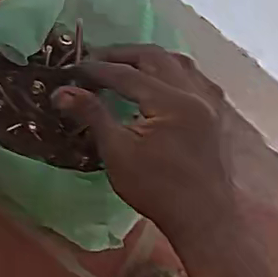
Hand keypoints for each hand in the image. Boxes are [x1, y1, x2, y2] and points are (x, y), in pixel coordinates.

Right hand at [54, 45, 251, 242]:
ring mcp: (210, 103)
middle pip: (154, 58)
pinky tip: (157, 83)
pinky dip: (170, 72)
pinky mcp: (216, 115)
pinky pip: (193, 78)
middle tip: (93, 61)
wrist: (205, 221)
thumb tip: (62, 91)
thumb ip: (92, 114)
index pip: (126, 74)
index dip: (95, 70)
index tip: (71, 70)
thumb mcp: (117, 152)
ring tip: (122, 66)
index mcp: (172, 102)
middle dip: (121, 55)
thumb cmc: (157, 190)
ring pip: (178, 64)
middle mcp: (195, 94)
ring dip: (147, 60)